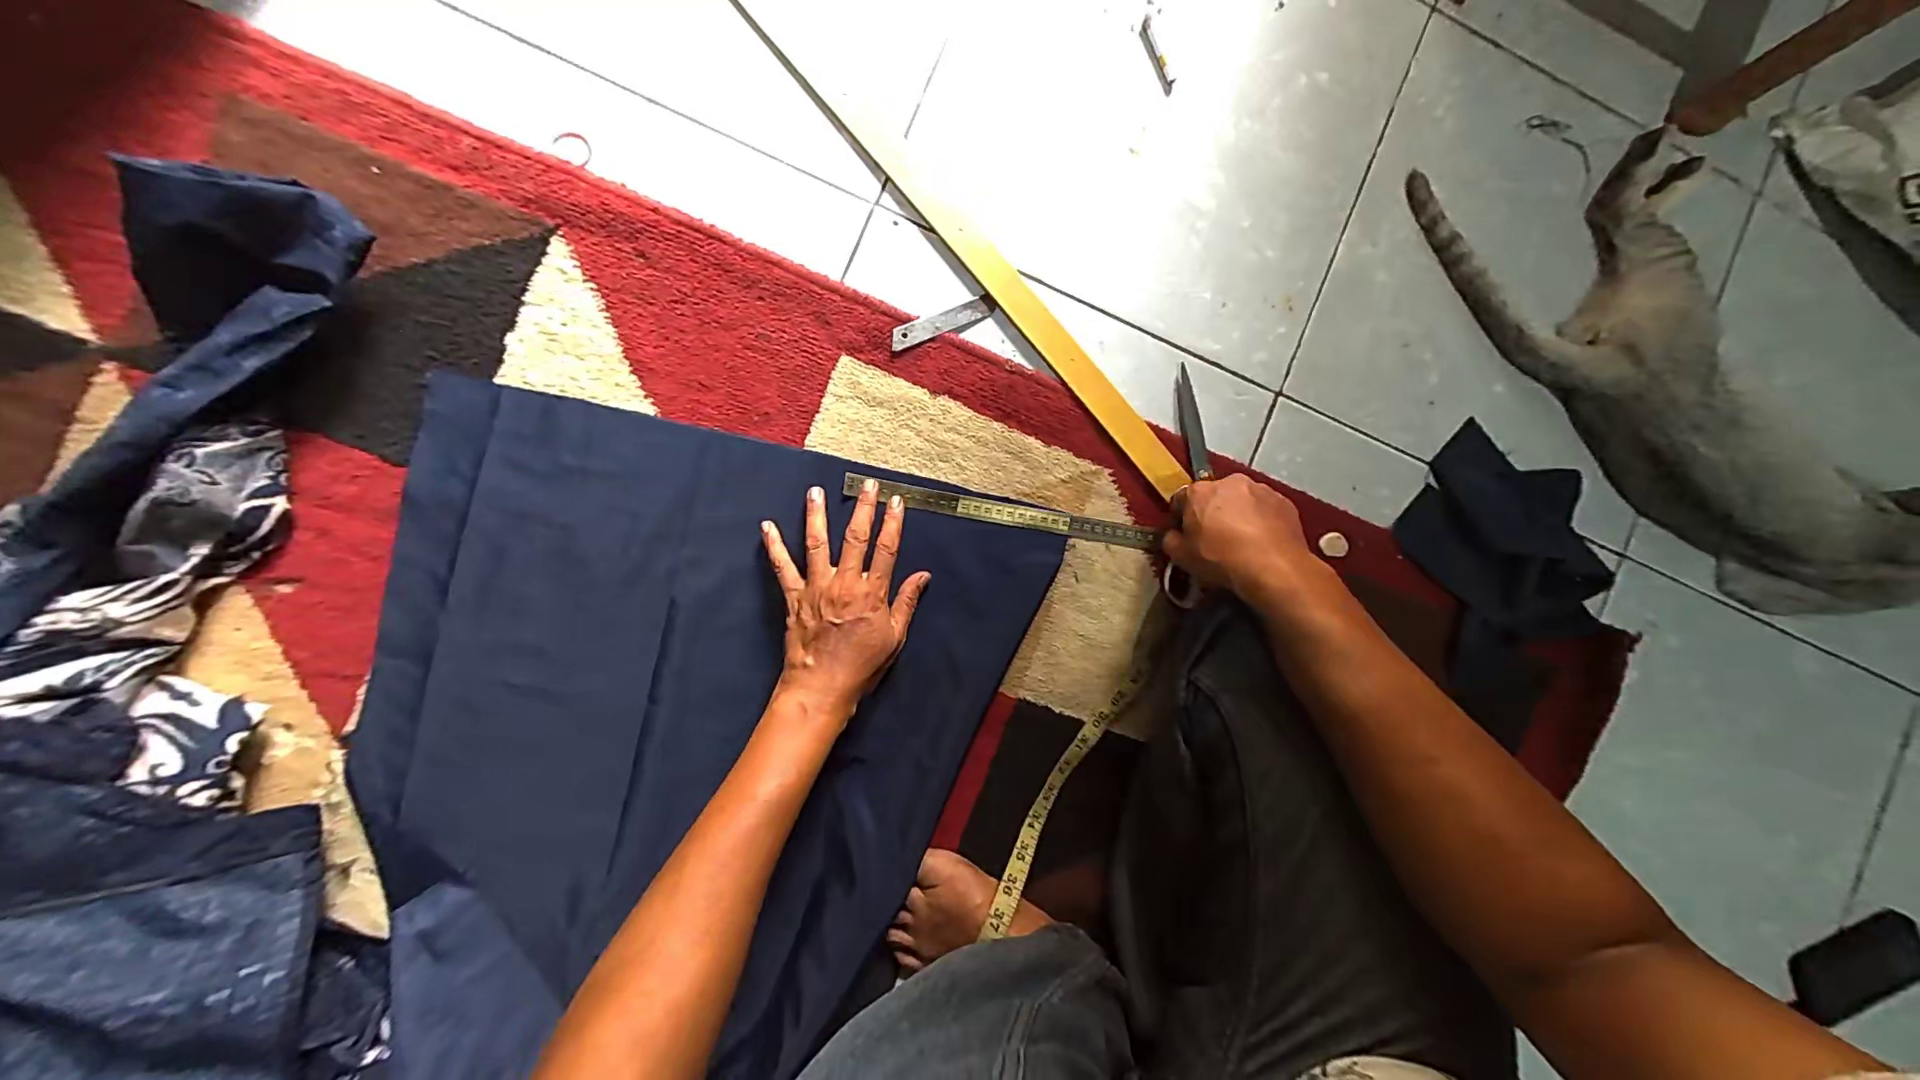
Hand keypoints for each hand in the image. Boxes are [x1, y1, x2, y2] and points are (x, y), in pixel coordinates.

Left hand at [761, 481, 930, 723]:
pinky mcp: (795, 597)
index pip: (886, 549)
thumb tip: (922, 576)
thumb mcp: (894, 637)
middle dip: (863, 508)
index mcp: (872, 593)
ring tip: (816, 491)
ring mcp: (818, 588)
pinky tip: (768, 526)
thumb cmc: (861, 666)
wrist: (822, 686)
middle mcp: (845, 584)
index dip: (893, 523)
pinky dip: (774, 546)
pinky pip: (783, 567)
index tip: (896, 502)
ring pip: (817, 543)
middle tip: (867, 485)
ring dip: (817, 515)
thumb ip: (907, 602)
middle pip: (856, 537)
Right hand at [1163, 475, 1321, 603]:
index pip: (1180, 498)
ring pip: (1242, 500)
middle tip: (1214, 539)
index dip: (1180, 518)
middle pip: (1214, 496)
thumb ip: (1170, 539)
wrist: (1273, 567)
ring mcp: (1260, 489)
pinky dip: (1261, 521)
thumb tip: (1175, 535)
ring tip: (1242, 541)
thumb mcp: (1180, 556)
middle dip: (1211, 513)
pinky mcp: (1284, 502)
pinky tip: (1262, 542)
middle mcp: (1229, 482)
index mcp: (1199, 491)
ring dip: (1238, 514)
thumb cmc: (1220, 558)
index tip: (1184, 535)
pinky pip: (1265, 509)